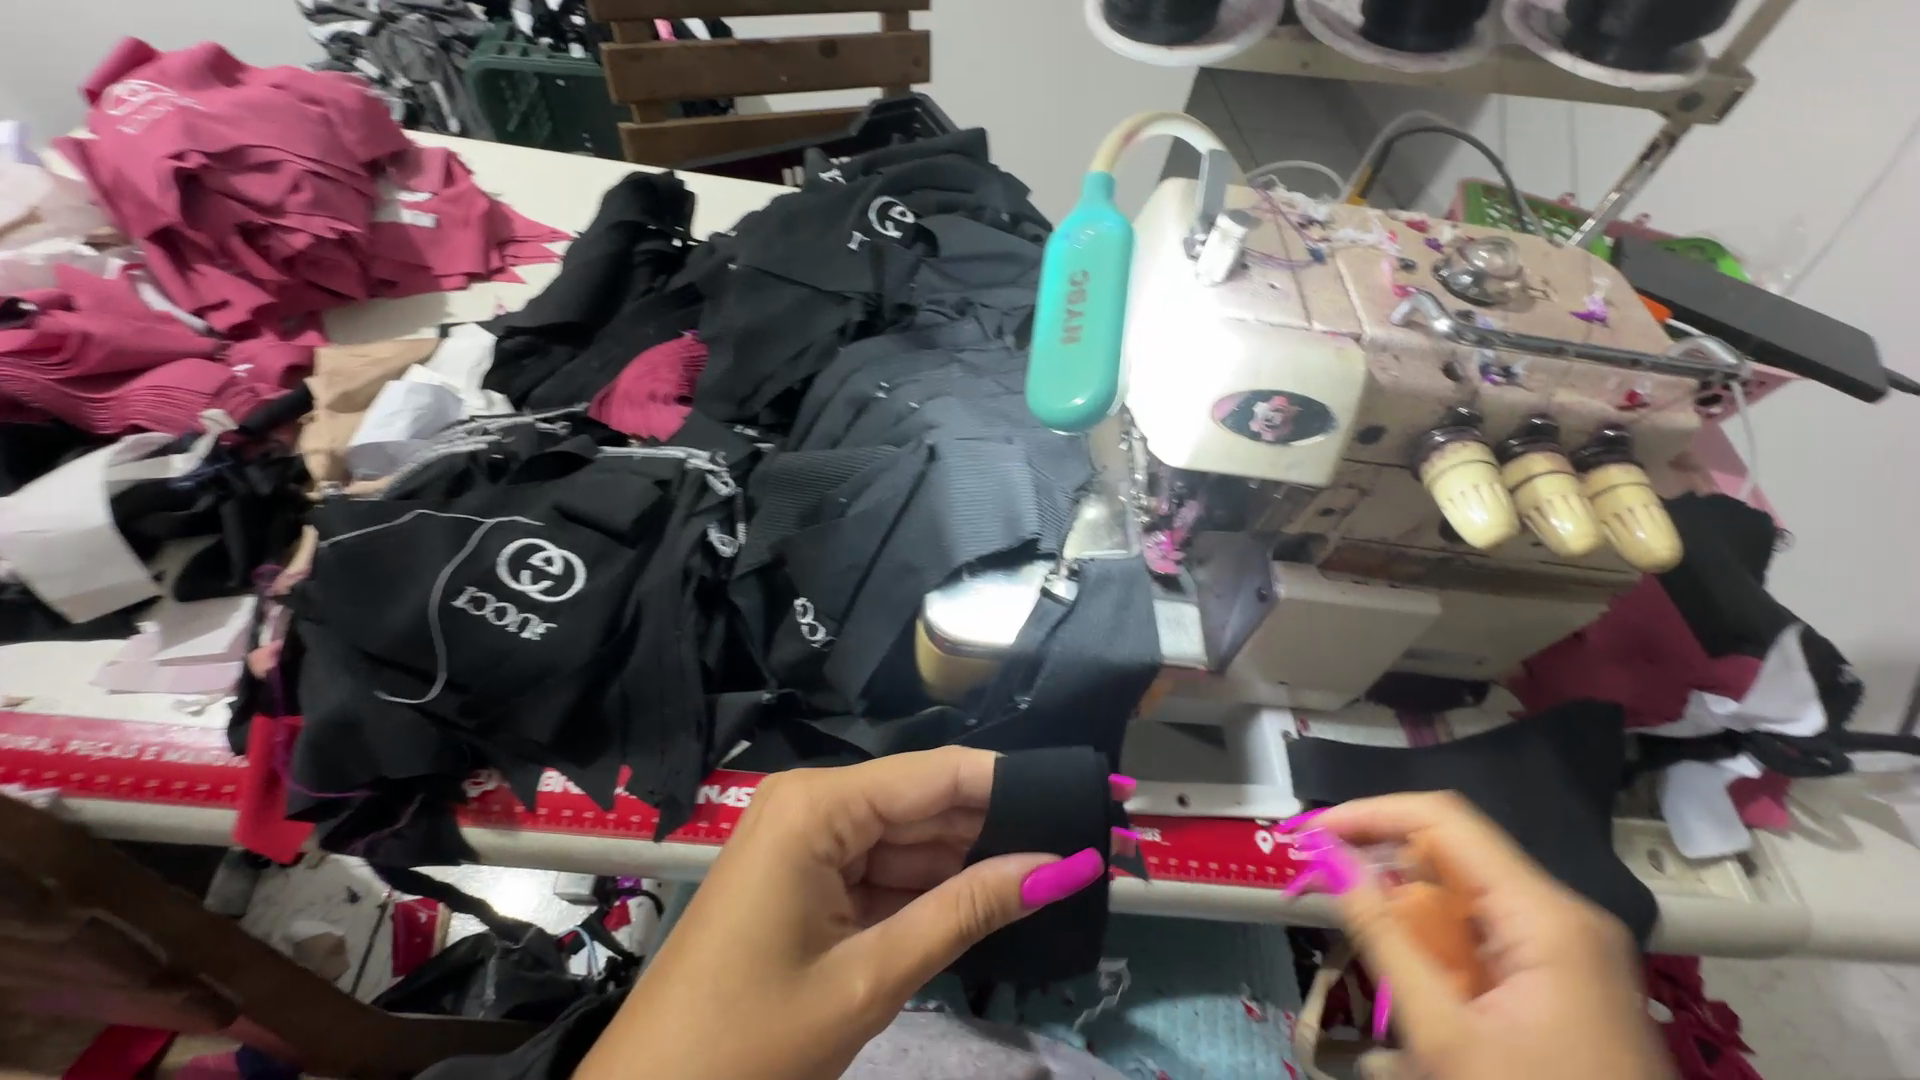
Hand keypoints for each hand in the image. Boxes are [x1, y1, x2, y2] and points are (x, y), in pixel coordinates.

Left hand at [573, 747, 1114, 1079]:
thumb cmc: (750, 1042)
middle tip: (1078, 853)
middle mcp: (813, 801)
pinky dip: (926, 890)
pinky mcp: (804, 873)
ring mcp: (806, 837)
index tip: (1085, 802)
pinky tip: (984, 904)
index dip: (1014, 785)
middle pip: (926, 802)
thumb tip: (1063, 865)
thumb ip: (969, 911)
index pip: (939, 773)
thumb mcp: (872, 975)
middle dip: (997, 830)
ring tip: (1049, 877)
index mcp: (819, 804)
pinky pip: (881, 867)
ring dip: (967, 864)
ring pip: (908, 837)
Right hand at [1306, 793, 1675, 1079]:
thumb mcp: (1443, 1032)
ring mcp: (1571, 947)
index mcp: (1545, 915)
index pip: (1443, 820)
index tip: (1312, 834)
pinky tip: (1415, 981)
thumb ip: (1383, 934)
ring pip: (1465, 894)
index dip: (1371, 815)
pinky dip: (1438, 942)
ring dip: (1407, 911)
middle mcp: (1564, 915)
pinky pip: (1486, 931)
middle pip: (1454, 854)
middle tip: (1324, 888)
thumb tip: (1333, 860)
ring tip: (1366, 944)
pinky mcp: (1566, 977)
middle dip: (1384, 867)